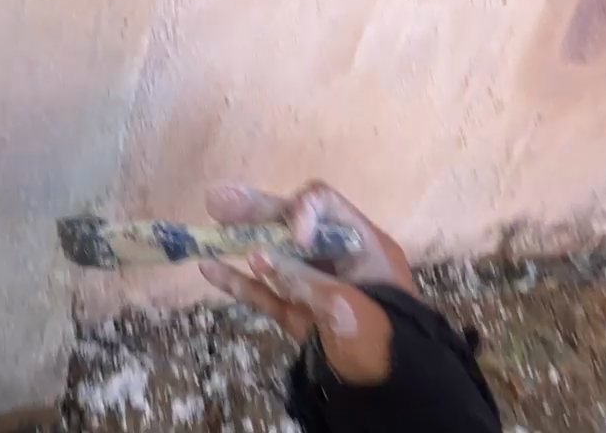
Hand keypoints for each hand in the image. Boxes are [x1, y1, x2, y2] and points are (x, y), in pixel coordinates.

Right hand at [198, 180, 415, 385]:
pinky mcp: (299, 316)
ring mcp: (315, 288)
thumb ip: (302, 278)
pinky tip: (209, 269)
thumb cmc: (382, 343)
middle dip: (254, 211)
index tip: (291, 234)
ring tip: (208, 227)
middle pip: (290, 224)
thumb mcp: (346, 306)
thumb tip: (254, 256)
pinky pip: (264, 292)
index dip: (300, 210)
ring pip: (272, 255)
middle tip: (217, 201)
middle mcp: (338, 259)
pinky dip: (237, 281)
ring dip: (239, 241)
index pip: (324, 205)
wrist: (397, 404)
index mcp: (362, 246)